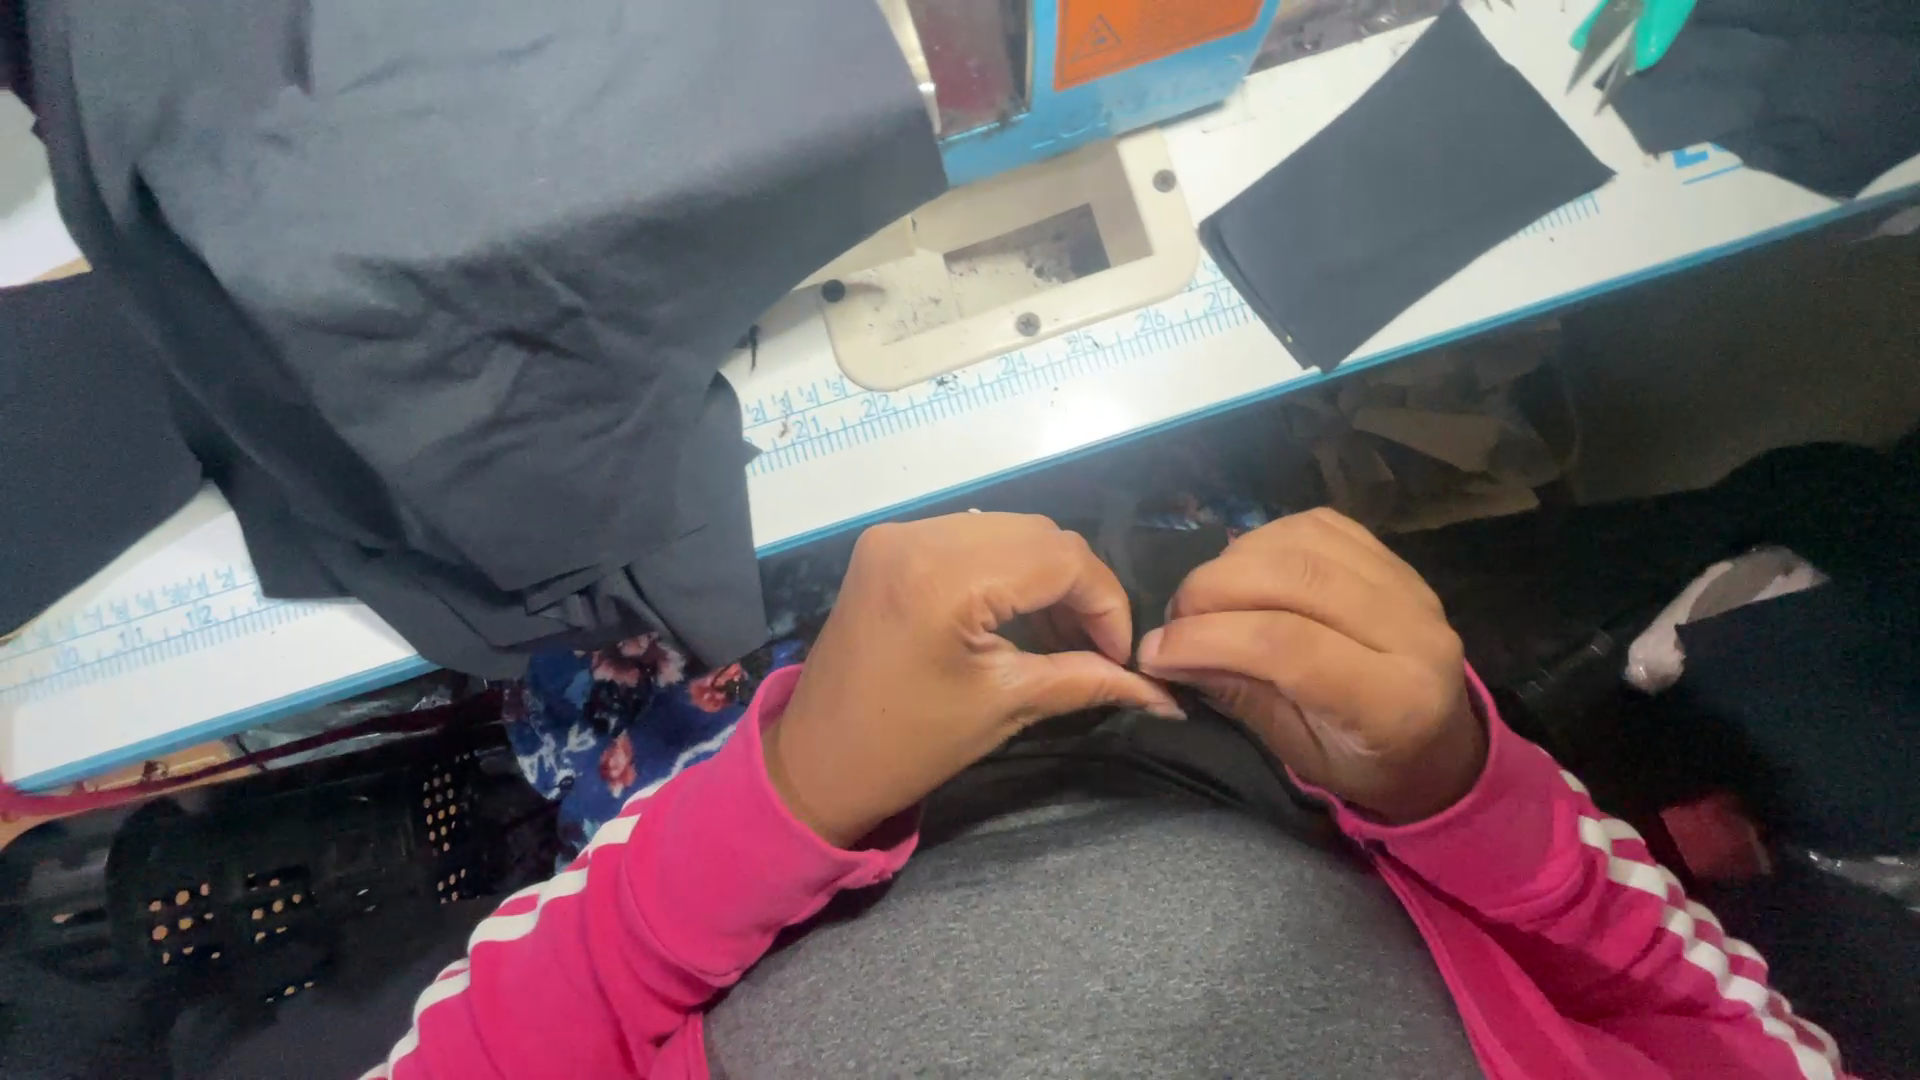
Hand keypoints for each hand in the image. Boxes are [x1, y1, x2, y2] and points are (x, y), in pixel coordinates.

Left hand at [768, 513, 1183, 846]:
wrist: (816, 761)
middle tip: (1093, 645)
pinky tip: (1016, 610)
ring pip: (1007, 529)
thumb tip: (1165, 694)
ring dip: (1044, 573)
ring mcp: (897, 533)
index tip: (1119, 655)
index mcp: (946, 576)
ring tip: (1059, 632)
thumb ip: (1089, 680)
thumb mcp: (1007, 706)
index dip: (1106, 603)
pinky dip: (1005, 566)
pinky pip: (969, 535)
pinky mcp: (887, 542)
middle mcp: (919, 535)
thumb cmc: (909, 745)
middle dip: (1079, 587)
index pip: (1062, 558)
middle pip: (1038, 534)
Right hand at [1137, 509, 1484, 823]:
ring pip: (1300, 542)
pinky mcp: (1391, 557)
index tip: (1154, 650)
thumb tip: (1165, 652)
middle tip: (1174, 620)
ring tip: (1205, 597)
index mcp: (1390, 701)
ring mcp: (1406, 584)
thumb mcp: (1294, 751)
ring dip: (1231, 562)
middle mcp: (1410, 631)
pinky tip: (1242, 568)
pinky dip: (1262, 540)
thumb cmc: (1358, 760)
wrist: (1435, 740)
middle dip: (1210, 591)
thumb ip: (1236, 693)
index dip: (1207, 639)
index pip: (1286, 646)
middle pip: (1292, 579)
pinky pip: (1315, 525)